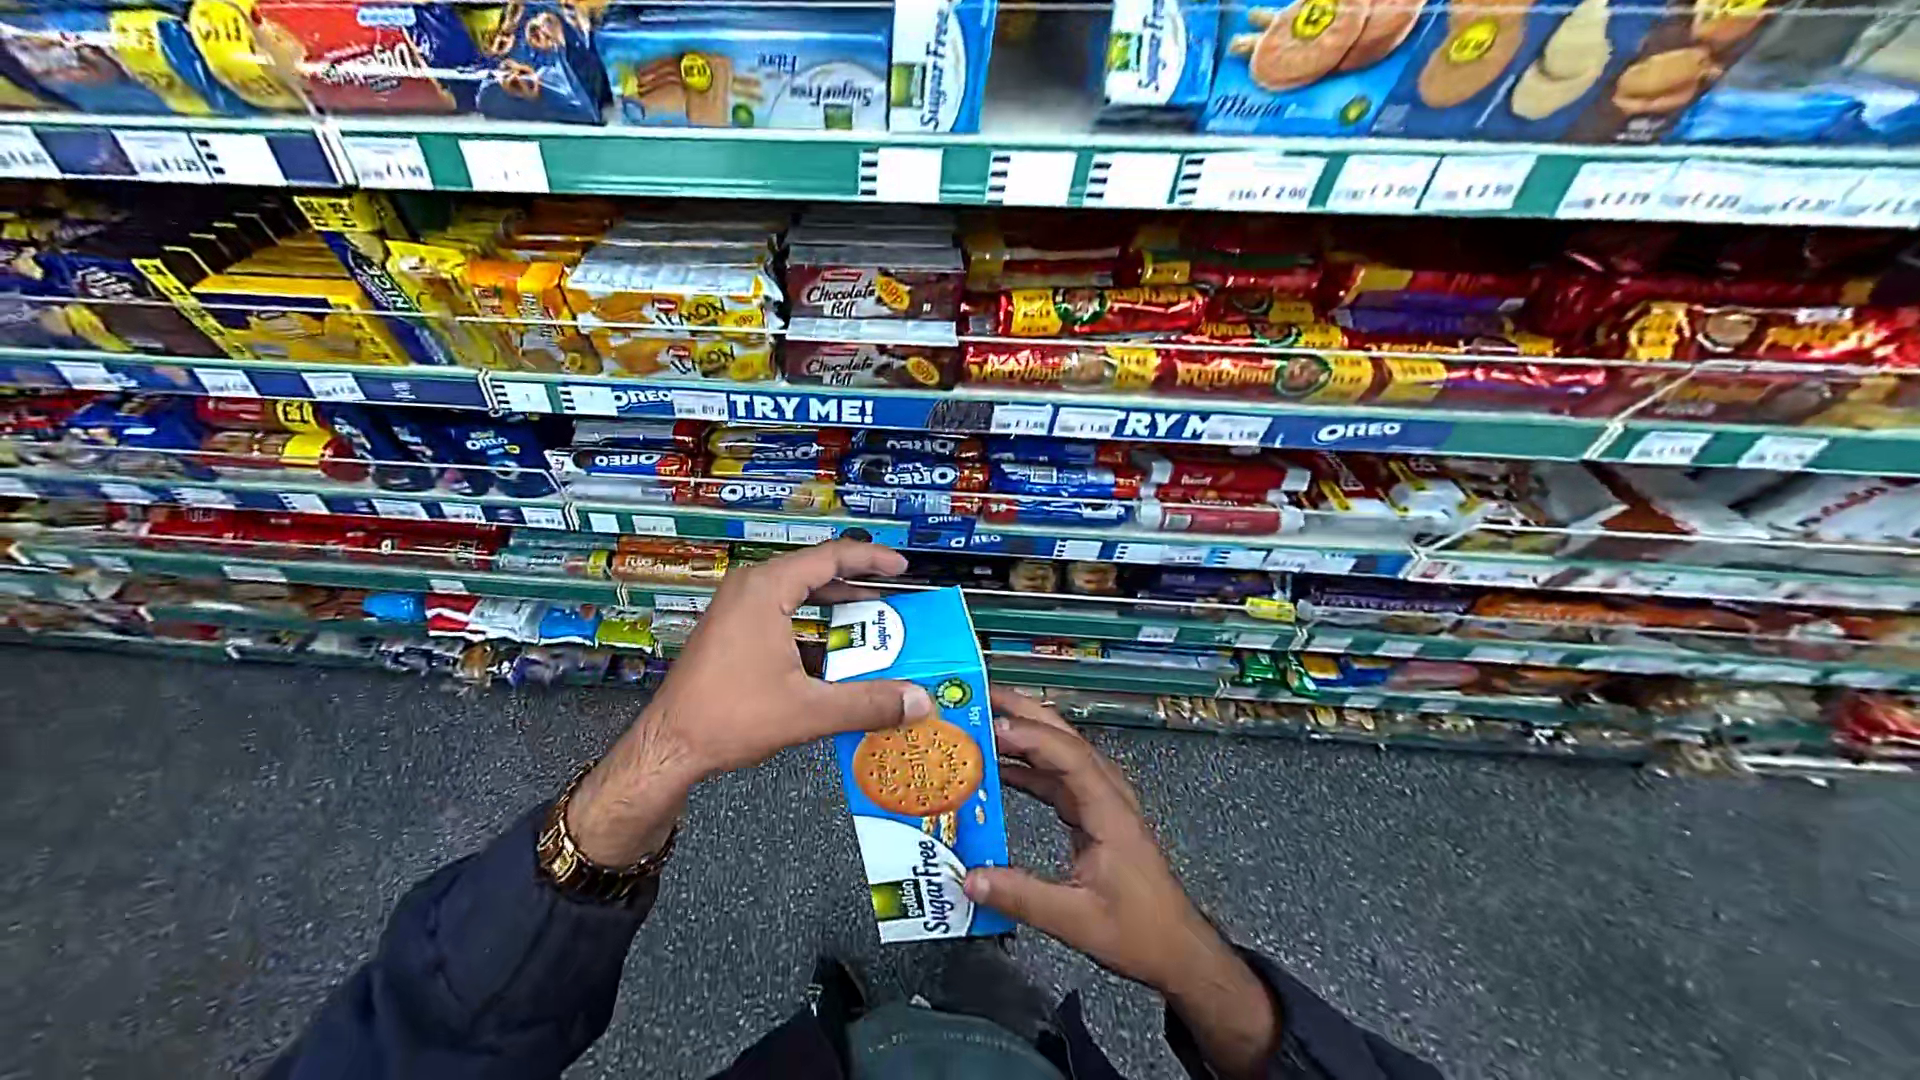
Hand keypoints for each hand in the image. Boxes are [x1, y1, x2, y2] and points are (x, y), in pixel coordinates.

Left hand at [567, 541, 933, 864]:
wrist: (669, 745)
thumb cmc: (729, 718)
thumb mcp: (809, 710)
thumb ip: (869, 703)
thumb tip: (920, 701)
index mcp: (766, 589)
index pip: (830, 557)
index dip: (871, 559)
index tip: (902, 567)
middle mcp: (749, 587)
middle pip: (814, 568)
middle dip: (857, 579)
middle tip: (893, 591)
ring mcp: (736, 605)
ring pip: (797, 589)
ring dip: (835, 600)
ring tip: (871, 613)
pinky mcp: (731, 626)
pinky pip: (781, 607)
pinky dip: (812, 618)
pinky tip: (832, 643)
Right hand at [966, 689, 1277, 1077]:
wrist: (1176, 948)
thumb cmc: (1138, 931)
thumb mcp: (1076, 920)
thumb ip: (1021, 896)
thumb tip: (971, 877)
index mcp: (1109, 811)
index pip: (1071, 757)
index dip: (1032, 737)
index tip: (995, 728)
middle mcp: (1107, 795)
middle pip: (1066, 738)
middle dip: (1027, 713)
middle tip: (985, 698)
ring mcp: (1101, 802)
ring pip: (1062, 753)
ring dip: (1026, 735)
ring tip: (986, 724)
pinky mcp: (1093, 814)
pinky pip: (1057, 779)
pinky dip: (1029, 768)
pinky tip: (1002, 770)